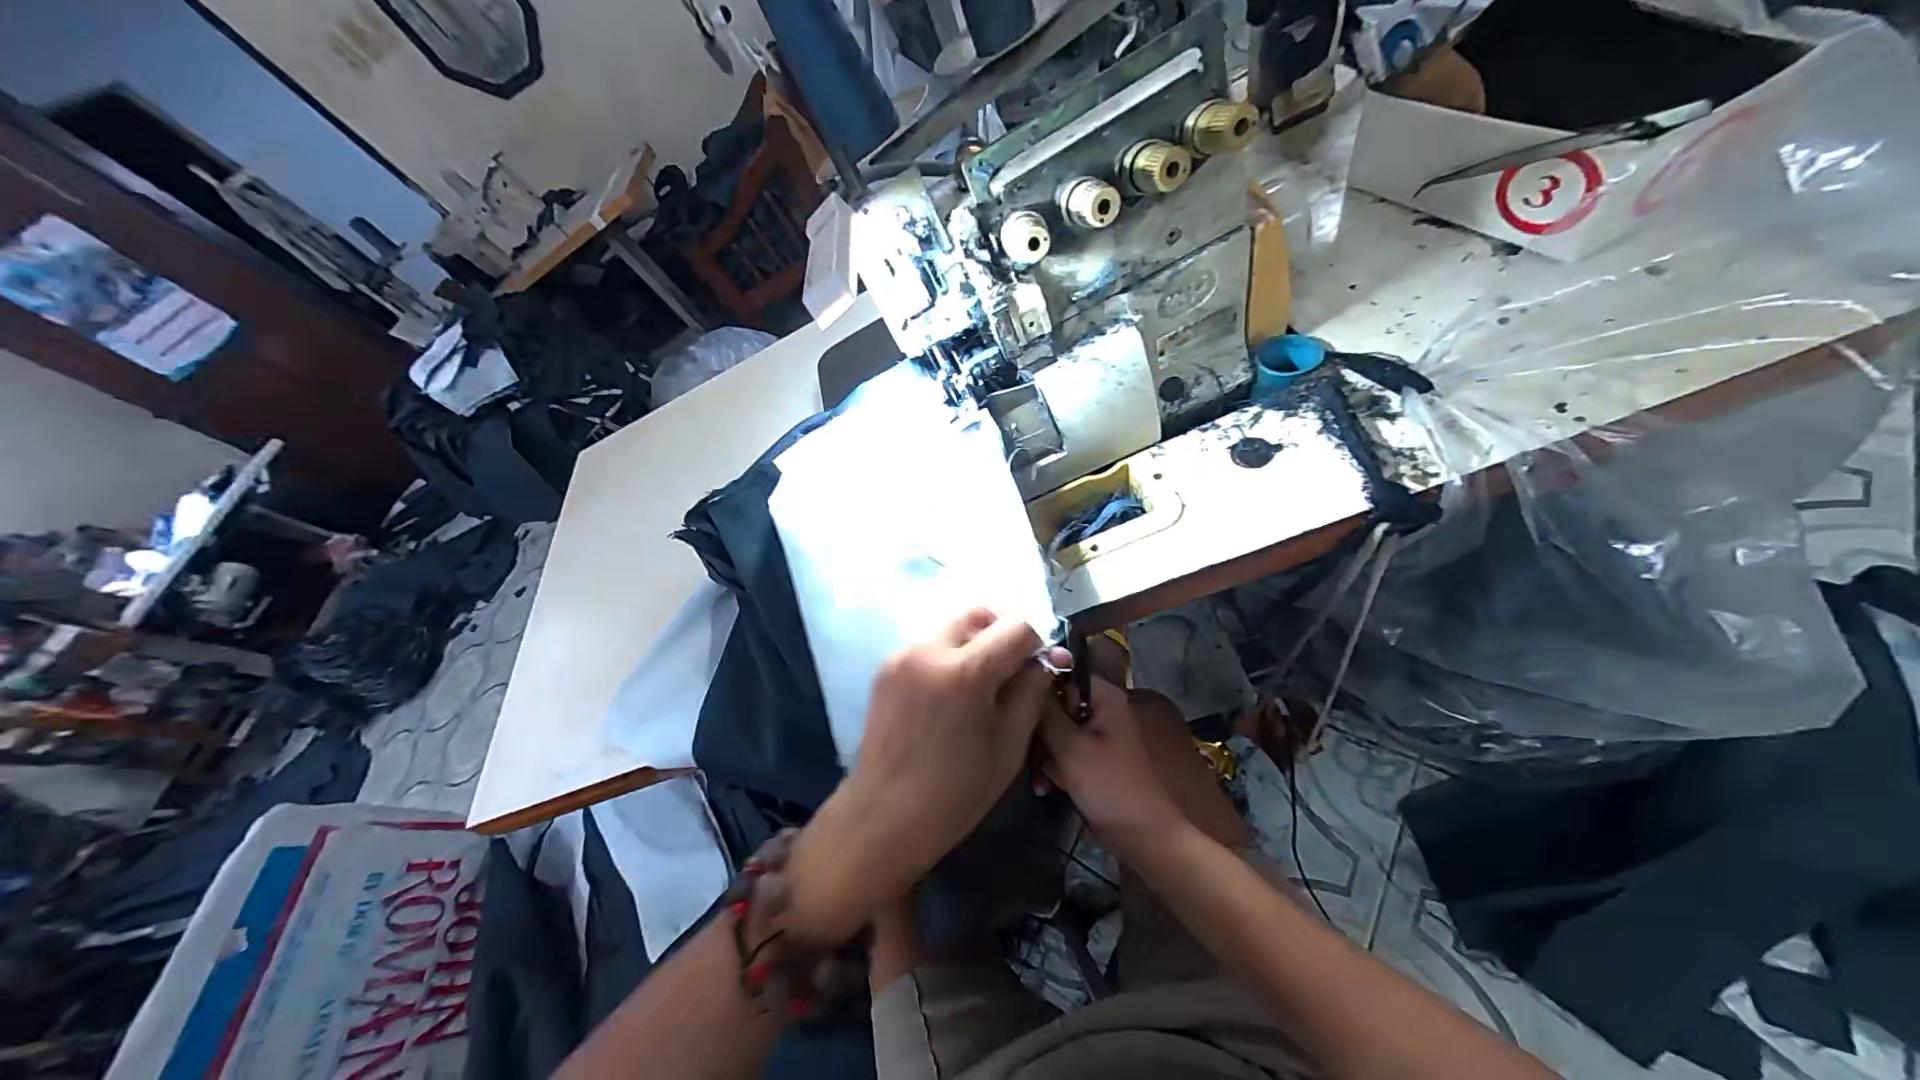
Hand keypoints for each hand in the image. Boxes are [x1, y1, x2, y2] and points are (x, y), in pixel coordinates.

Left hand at [784, 609, 1066, 941]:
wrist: (884, 816)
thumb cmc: (956, 792)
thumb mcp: (1008, 747)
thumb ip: (1031, 693)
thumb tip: (1049, 658)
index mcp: (965, 671)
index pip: (1016, 627)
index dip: (1035, 645)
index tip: (1037, 672)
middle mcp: (929, 650)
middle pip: (978, 615)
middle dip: (1002, 635)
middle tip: (1011, 673)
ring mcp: (901, 657)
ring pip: (950, 629)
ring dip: (973, 646)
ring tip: (977, 691)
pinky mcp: (885, 669)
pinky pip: (927, 648)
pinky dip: (947, 659)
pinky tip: (948, 699)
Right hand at [1039, 677, 1186, 859]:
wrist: (1144, 838)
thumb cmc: (1109, 786)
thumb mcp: (1070, 747)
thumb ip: (1045, 712)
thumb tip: (1024, 677)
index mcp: (1103, 696)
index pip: (1061, 669)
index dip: (1037, 681)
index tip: (1014, 699)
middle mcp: (1099, 708)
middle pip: (1054, 702)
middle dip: (1039, 727)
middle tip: (1028, 749)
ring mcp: (1095, 734)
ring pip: (1054, 729)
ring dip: (1043, 753)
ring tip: (1039, 777)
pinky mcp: (1090, 758)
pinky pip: (1062, 751)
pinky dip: (1054, 767)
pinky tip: (1045, 788)